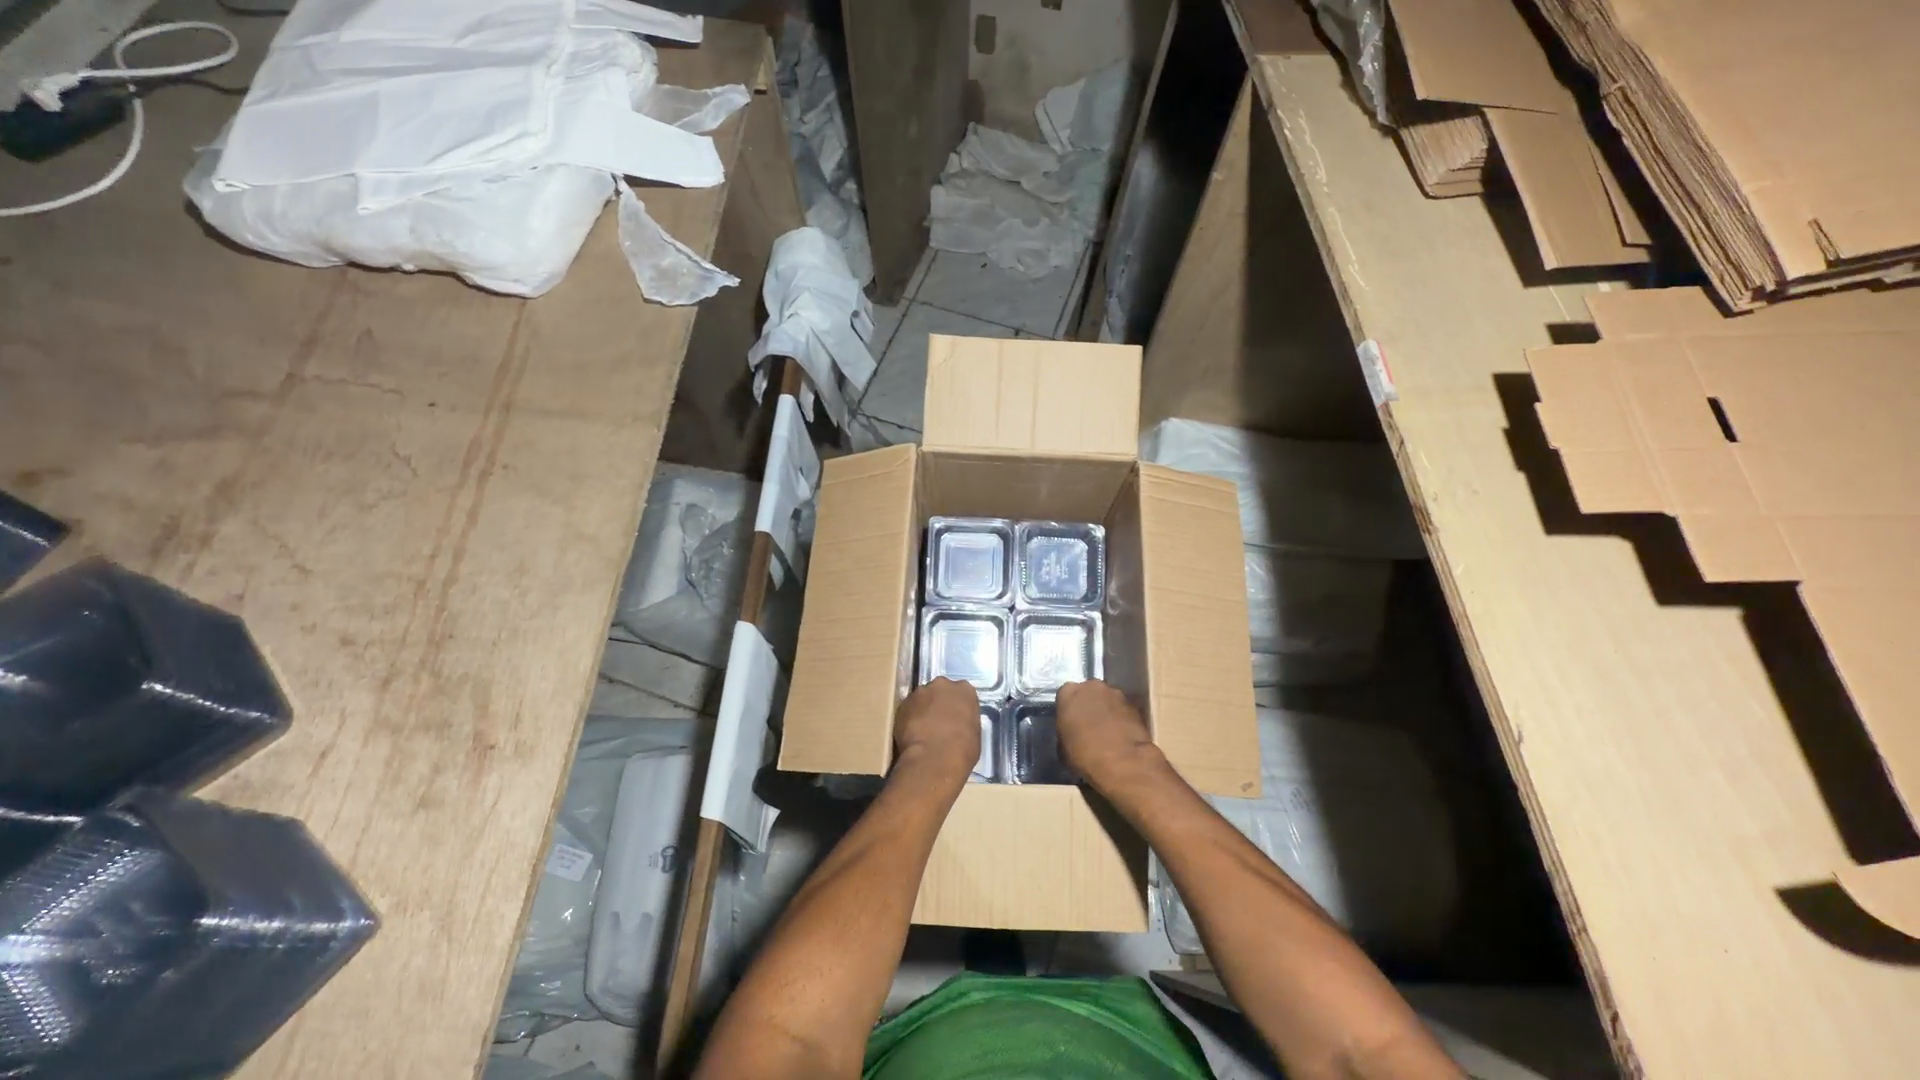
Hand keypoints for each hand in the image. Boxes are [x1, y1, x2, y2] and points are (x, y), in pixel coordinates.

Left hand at [893, 678, 980, 784]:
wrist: (934, 759)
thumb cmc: (962, 749)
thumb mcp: (975, 734)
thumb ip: (965, 721)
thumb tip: (957, 726)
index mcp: (965, 690)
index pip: (962, 693)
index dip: (957, 707)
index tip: (956, 718)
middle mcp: (942, 685)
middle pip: (940, 691)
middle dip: (938, 703)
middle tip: (939, 722)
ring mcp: (920, 692)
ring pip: (922, 699)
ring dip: (923, 710)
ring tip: (923, 730)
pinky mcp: (902, 704)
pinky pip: (908, 710)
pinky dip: (910, 719)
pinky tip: (912, 735)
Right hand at [1057, 680, 1160, 789]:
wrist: (1123, 762)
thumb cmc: (1084, 755)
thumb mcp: (1063, 746)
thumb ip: (1066, 730)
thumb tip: (1072, 732)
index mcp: (1069, 693)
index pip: (1065, 695)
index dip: (1068, 709)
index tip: (1070, 723)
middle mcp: (1092, 687)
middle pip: (1088, 692)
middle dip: (1088, 705)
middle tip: (1087, 725)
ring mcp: (1116, 694)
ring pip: (1107, 699)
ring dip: (1106, 710)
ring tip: (1106, 731)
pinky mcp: (1135, 705)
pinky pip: (1122, 710)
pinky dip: (1120, 718)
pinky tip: (1120, 735)